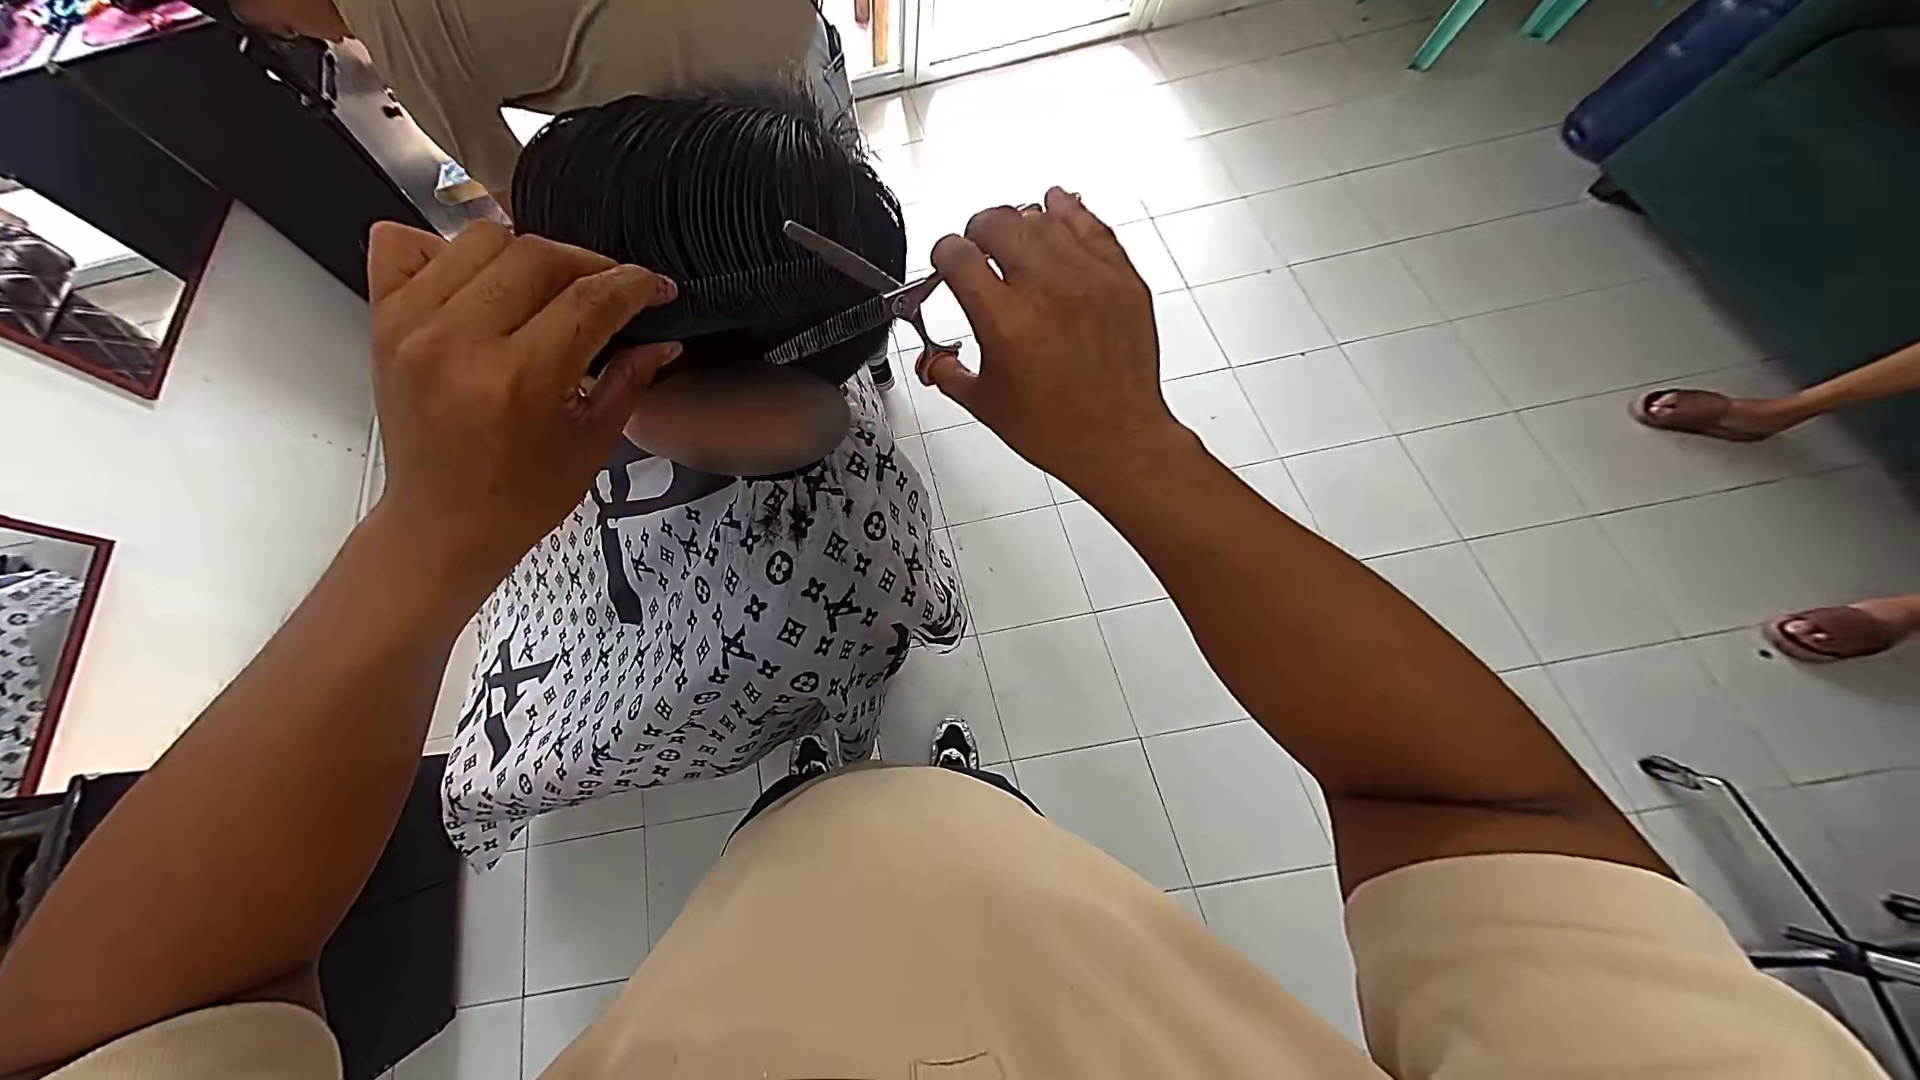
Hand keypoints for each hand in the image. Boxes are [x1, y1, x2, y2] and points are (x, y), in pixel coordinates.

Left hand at [366, 220, 679, 589]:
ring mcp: (412, 325)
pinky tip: (484, 282)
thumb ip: (630, 378)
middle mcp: (460, 341)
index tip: (658, 287)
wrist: (447, 521)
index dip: (634, 285)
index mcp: (522, 378)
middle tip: (615, 288)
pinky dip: (450, 250)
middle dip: (591, 264)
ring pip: (481, 240)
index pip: (589, 300)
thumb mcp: (595, 440)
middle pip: (537, 256)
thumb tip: (664, 339)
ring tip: (557, 284)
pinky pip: (406, 244)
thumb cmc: (528, 493)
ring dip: (532, 253)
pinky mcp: (382, 320)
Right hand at [918, 188, 1190, 491]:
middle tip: (977, 247)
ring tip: (1015, 238)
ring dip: (1020, 222)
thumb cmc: (1060, 430)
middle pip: (998, 221)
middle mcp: (1047, 290)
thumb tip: (933, 361)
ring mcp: (1088, 280)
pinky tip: (1059, 207)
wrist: (1119, 440)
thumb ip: (949, 373)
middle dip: (977, 231)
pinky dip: (1069, 212)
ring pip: (1043, 216)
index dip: (943, 254)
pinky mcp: (1120, 279)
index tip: (946, 261)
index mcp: (1005, 321)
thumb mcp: (987, 405)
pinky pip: (1091, 224)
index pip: (958, 255)